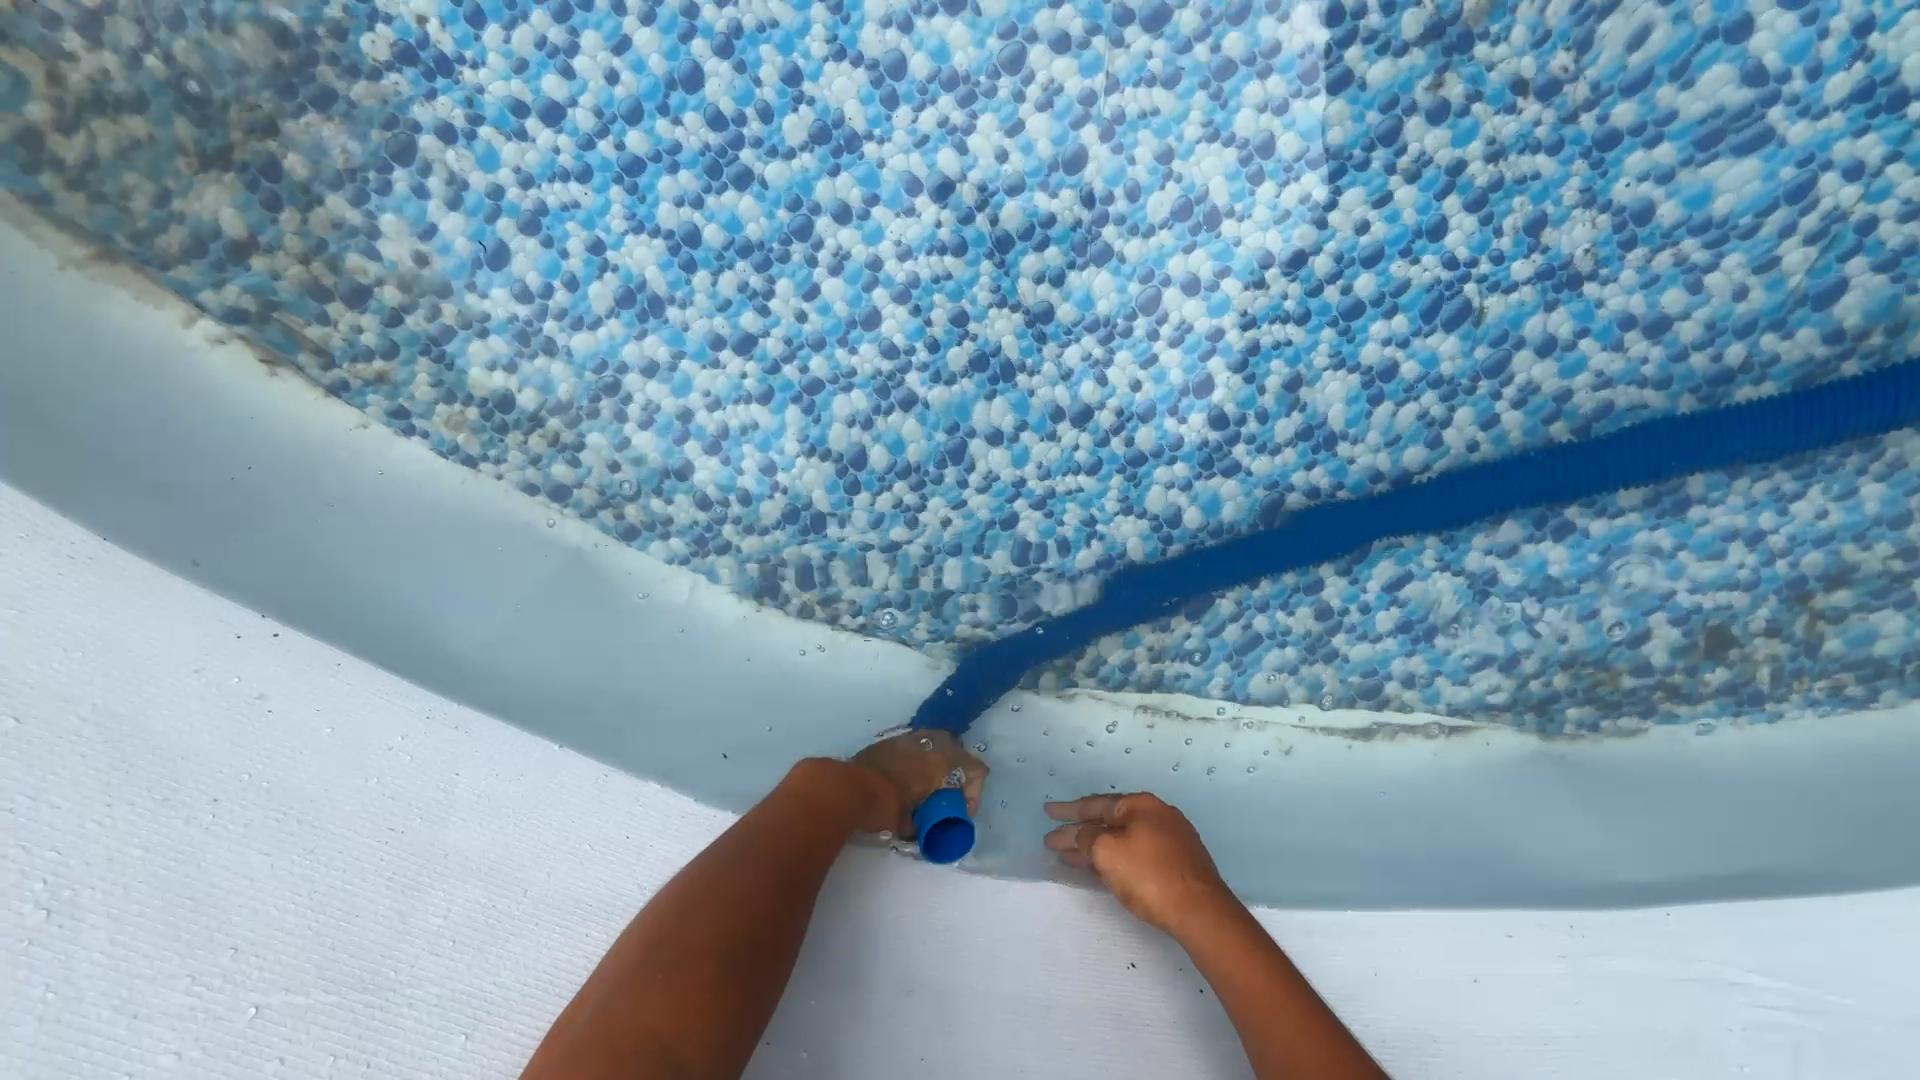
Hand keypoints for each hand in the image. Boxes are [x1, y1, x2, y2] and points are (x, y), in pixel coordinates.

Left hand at [851, 730, 987, 839]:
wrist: (847, 788)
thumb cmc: (884, 806)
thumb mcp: (907, 823)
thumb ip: (919, 823)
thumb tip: (917, 829)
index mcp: (942, 762)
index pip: (977, 769)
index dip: (975, 791)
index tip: (963, 810)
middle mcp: (929, 744)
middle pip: (957, 750)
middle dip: (956, 771)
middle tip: (945, 793)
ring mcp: (906, 738)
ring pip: (933, 742)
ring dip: (934, 762)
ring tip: (923, 784)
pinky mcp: (887, 741)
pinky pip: (911, 746)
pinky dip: (913, 760)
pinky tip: (901, 777)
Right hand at [1044, 793, 1234, 935]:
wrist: (1200, 911)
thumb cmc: (1149, 875)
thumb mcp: (1107, 851)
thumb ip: (1087, 837)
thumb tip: (1083, 834)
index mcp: (1140, 805)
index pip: (1095, 804)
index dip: (1068, 810)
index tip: (1047, 812)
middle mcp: (1157, 816)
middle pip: (1108, 822)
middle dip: (1079, 832)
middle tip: (1052, 840)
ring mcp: (1170, 841)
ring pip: (1121, 840)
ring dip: (1094, 849)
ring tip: (1068, 858)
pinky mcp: (1176, 865)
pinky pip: (1134, 855)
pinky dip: (1113, 860)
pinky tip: (1098, 870)